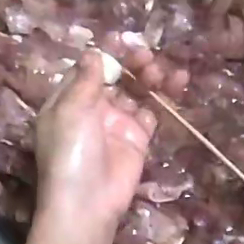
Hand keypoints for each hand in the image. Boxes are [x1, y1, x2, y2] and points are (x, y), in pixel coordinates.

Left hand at [33, 51, 155, 242]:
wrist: (86, 202)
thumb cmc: (70, 151)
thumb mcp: (70, 109)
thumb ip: (86, 80)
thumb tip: (94, 52)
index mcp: (67, 101)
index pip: (87, 70)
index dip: (105, 54)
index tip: (123, 40)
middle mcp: (91, 110)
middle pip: (114, 77)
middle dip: (130, 63)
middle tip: (145, 57)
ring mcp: (115, 124)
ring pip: (135, 91)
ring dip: (148, 76)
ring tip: (160, 71)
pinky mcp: (137, 139)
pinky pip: (152, 111)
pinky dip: (163, 96)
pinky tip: (176, 82)